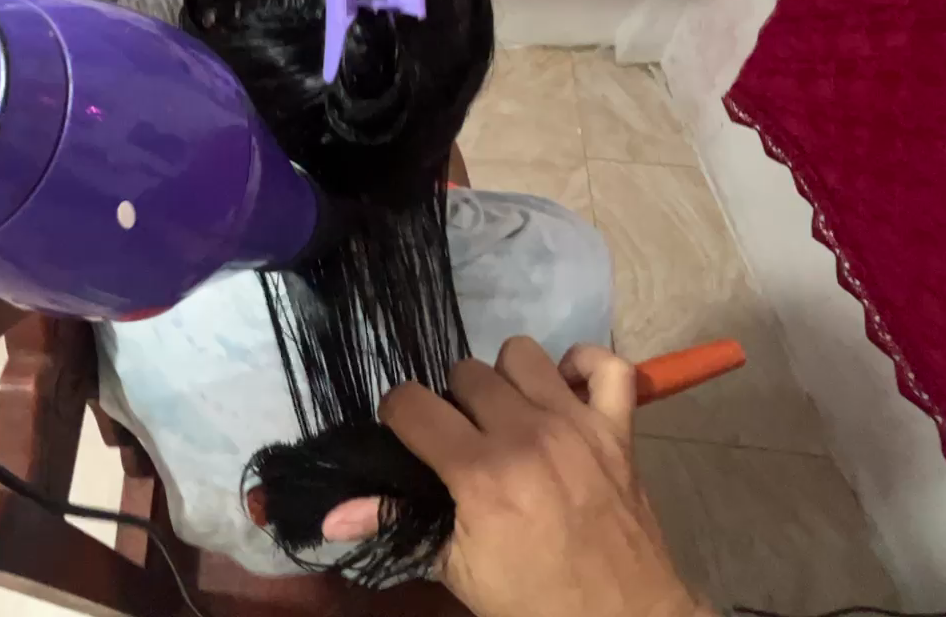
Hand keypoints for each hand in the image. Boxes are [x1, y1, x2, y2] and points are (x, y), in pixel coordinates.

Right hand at [351, 338, 712, 616]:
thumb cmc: (534, 603)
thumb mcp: (457, 571)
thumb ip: (395, 525)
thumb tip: (329, 516)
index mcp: (480, 474)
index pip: (411, 403)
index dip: (398, 415)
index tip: (408, 436)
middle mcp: (526, 435)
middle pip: (464, 373)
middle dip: (454, 403)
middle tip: (464, 440)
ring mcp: (576, 425)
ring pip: (521, 353)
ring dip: (507, 381)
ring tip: (510, 417)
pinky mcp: (617, 428)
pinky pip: (605, 364)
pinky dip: (583, 369)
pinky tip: (566, 395)